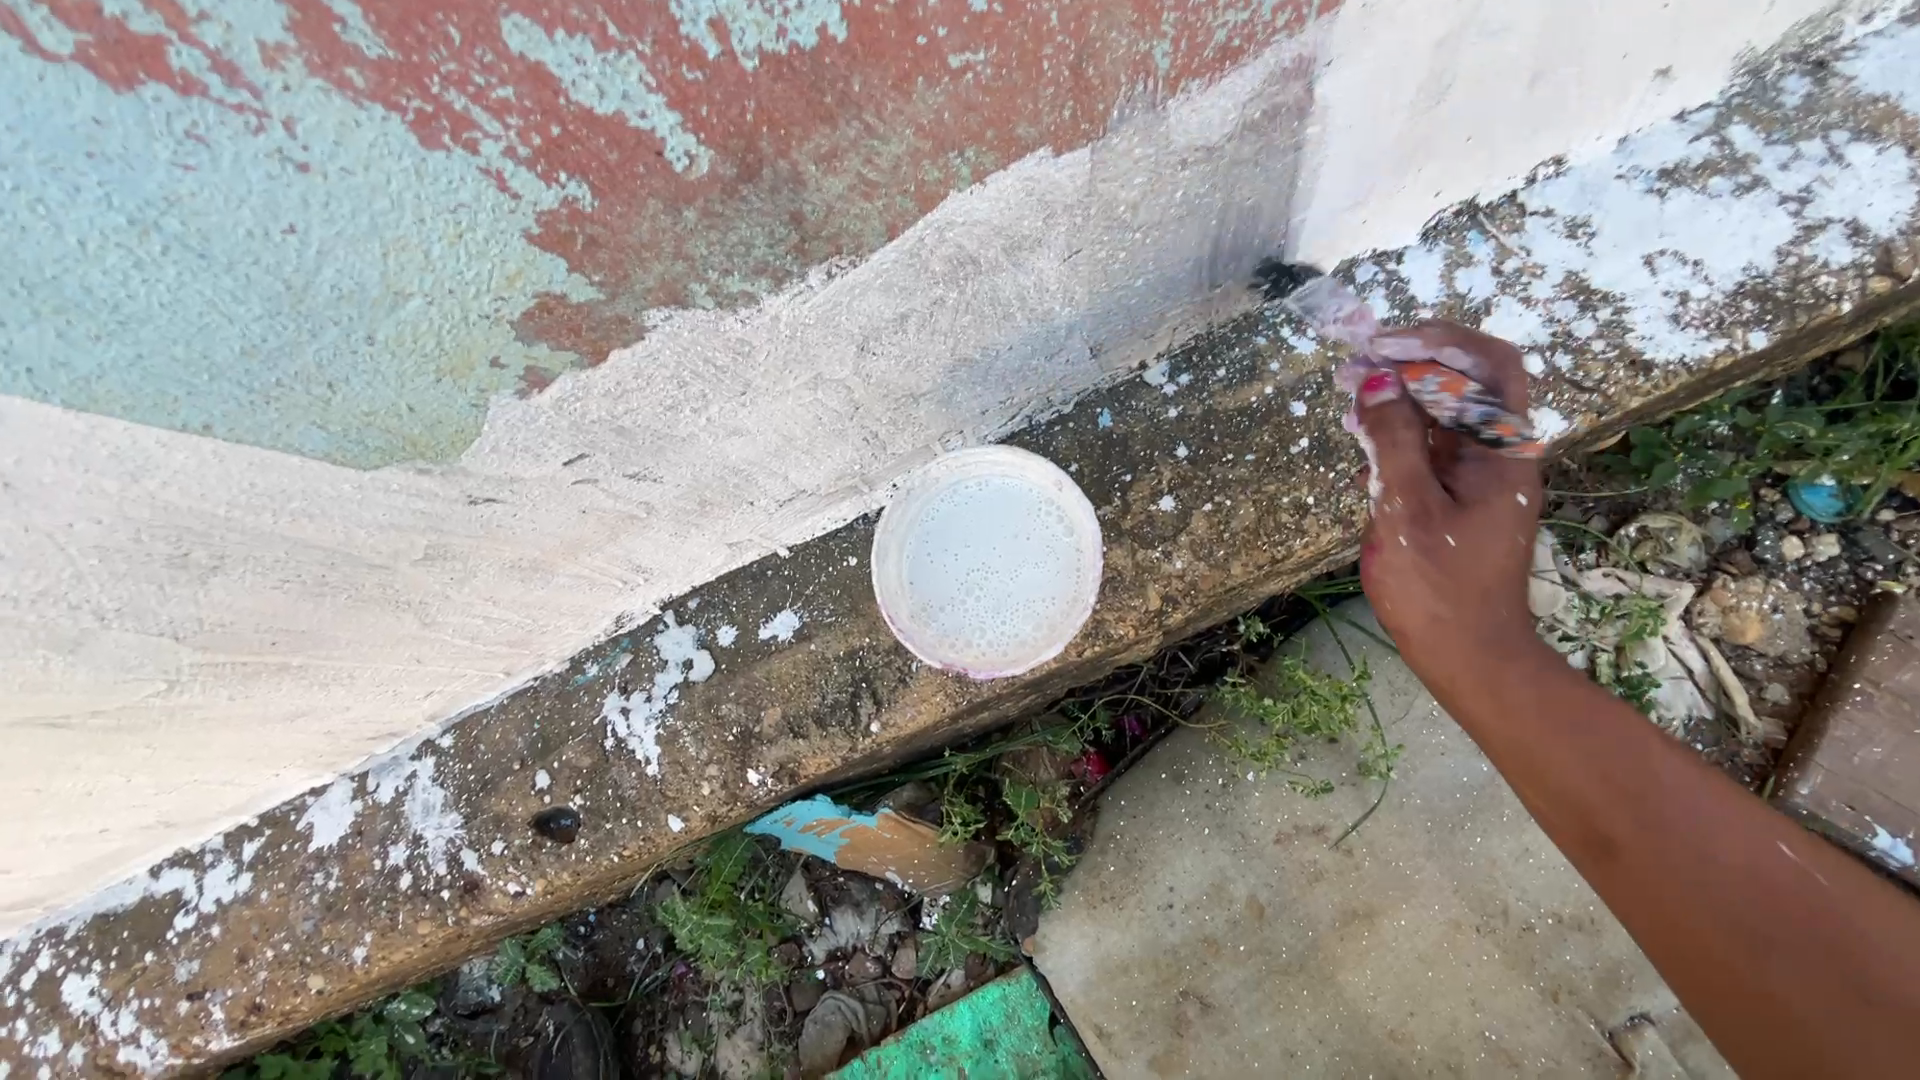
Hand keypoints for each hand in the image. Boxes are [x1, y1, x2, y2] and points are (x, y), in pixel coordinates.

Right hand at [1351, 322, 1547, 699]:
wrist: (1468, 653)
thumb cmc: (1438, 587)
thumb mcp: (1406, 510)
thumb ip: (1393, 441)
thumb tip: (1376, 381)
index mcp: (1502, 452)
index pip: (1489, 364)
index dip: (1439, 340)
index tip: (1382, 345)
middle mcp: (1498, 455)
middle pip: (1463, 385)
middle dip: (1408, 367)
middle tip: (1352, 369)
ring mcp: (1478, 478)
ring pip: (1443, 417)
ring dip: (1397, 401)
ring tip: (1348, 402)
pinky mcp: (1457, 499)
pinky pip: (1430, 451)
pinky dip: (1396, 437)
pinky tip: (1361, 445)